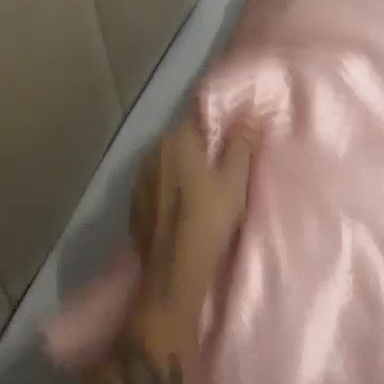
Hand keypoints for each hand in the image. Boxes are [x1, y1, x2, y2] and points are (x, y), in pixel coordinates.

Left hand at [129, 116, 257, 311]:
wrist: (173, 271)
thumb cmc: (209, 219)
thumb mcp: (235, 180)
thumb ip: (241, 143)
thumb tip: (249, 112)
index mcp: (177, 140)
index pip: (198, 121)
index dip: (217, 130)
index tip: (232, 144)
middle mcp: (152, 153)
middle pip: (181, 142)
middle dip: (199, 150)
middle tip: (221, 170)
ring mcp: (139, 180)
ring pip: (167, 165)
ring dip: (181, 170)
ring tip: (201, 191)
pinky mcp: (133, 204)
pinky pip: (155, 187)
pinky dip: (168, 191)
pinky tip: (181, 208)